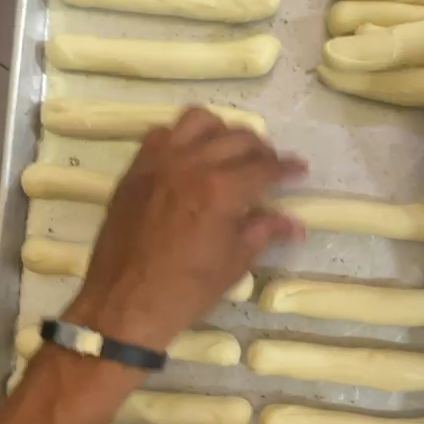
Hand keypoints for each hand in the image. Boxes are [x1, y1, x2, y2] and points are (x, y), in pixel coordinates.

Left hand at [63, 109, 304, 350]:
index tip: (299, 170)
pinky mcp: (136, 169)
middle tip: (268, 166)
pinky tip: (190, 156)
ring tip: (229, 151)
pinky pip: (162, 134)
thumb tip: (294, 223)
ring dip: (221, 131)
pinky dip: (182, 137)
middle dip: (261, 149)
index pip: (265, 167)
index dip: (287, 168)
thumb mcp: (234, 264)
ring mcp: (159, 162)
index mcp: (221, 190)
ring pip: (198, 121)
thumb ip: (264, 232)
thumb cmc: (185, 290)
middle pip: (237, 137)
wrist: (125, 303)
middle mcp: (192, 164)